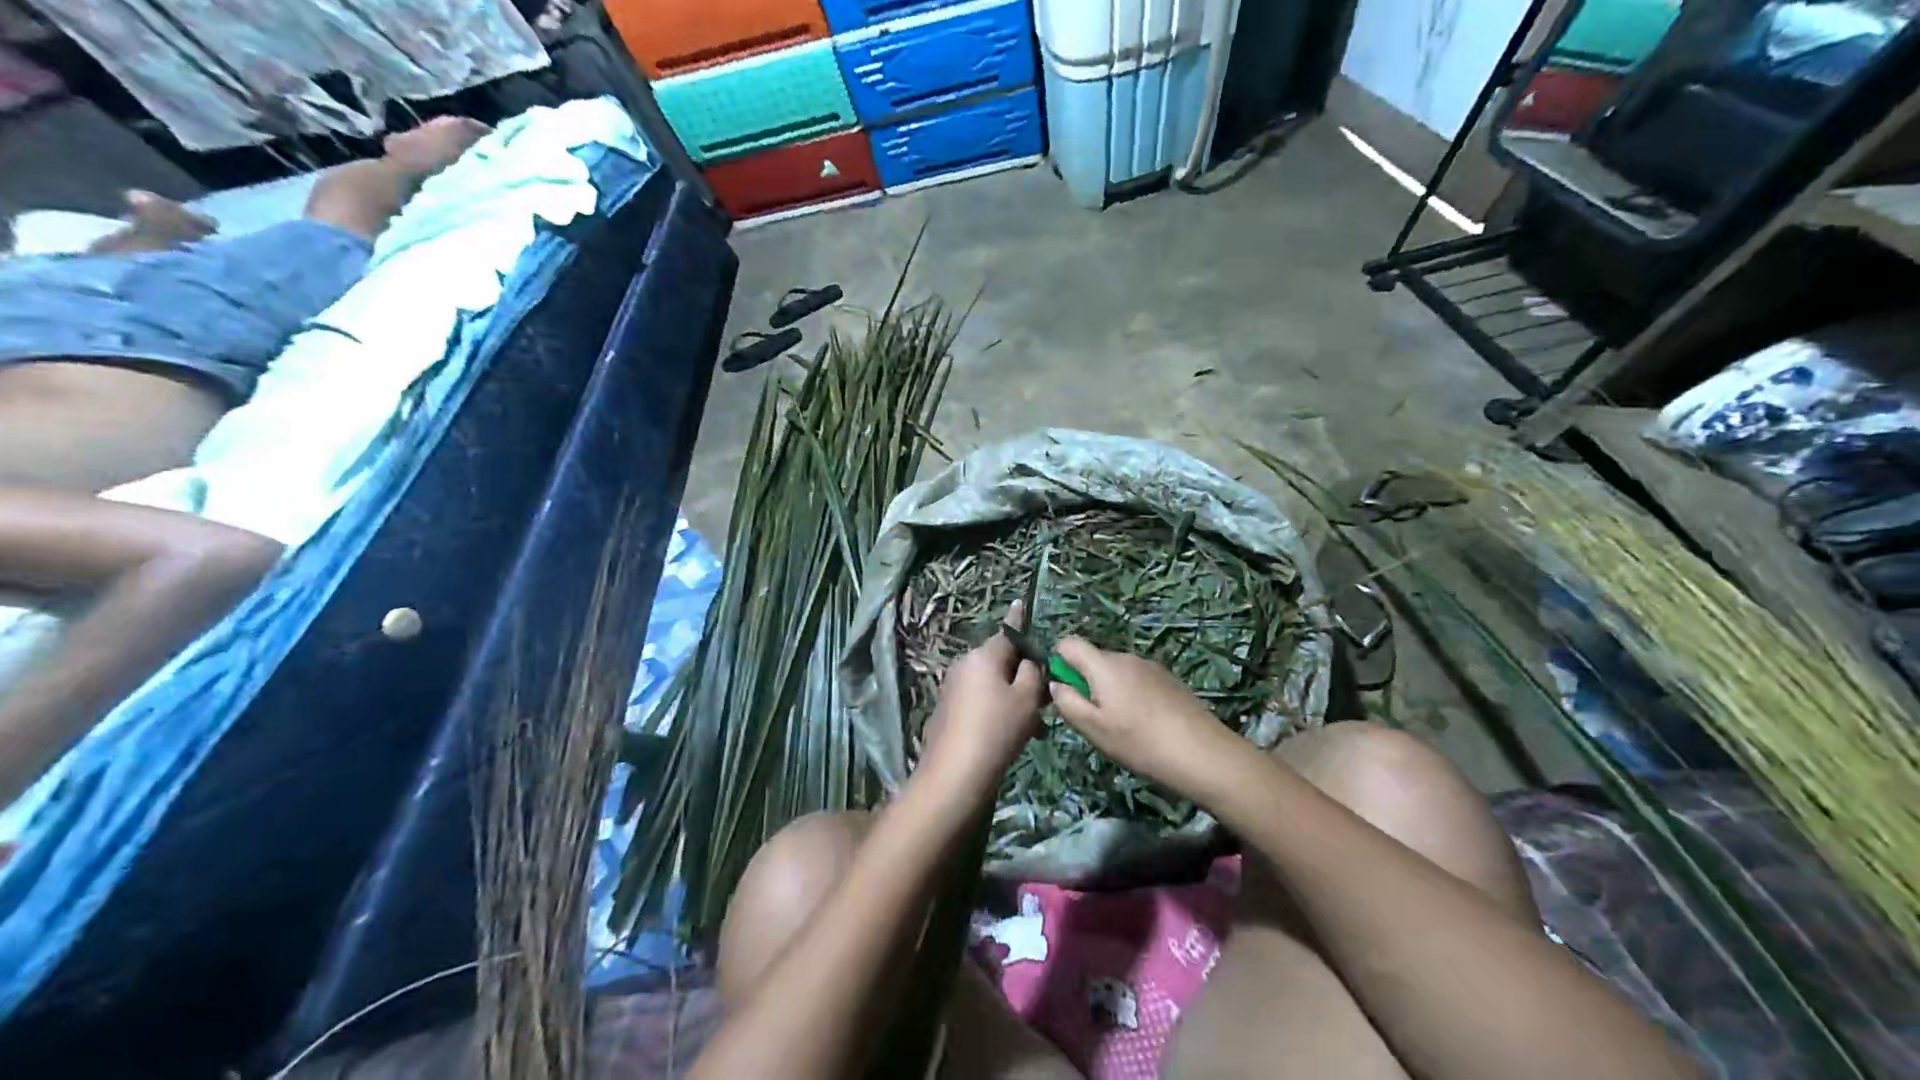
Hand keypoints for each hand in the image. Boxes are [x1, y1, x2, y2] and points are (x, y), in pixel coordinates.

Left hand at [919, 602, 1045, 802]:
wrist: (955, 773)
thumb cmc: (997, 729)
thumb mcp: (1027, 698)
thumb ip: (1033, 672)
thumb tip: (1027, 662)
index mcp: (982, 656)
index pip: (1007, 632)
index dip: (1019, 620)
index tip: (1021, 602)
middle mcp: (964, 665)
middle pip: (1001, 661)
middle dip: (1024, 676)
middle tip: (1046, 700)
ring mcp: (952, 688)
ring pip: (993, 684)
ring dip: (1014, 698)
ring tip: (1035, 727)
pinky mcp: (948, 710)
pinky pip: (980, 701)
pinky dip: (998, 710)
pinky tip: (1013, 735)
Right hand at [1050, 638, 1253, 799]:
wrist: (1201, 753)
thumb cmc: (1139, 741)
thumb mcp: (1093, 728)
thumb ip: (1067, 702)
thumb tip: (1055, 683)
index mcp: (1104, 664)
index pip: (1069, 643)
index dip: (1059, 662)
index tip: (1065, 691)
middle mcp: (1126, 657)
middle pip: (1094, 659)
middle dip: (1086, 681)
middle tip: (1093, 718)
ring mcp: (1150, 666)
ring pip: (1116, 671)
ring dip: (1109, 690)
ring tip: (1121, 726)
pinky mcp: (1168, 679)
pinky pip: (1137, 679)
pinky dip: (1131, 695)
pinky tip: (1144, 724)